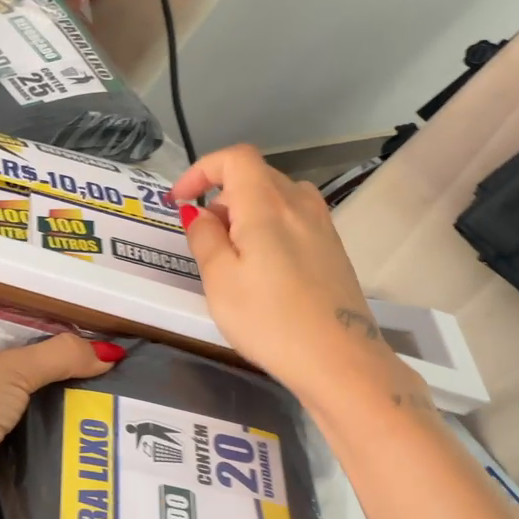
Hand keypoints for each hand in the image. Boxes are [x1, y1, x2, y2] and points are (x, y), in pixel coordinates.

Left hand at [0, 334, 123, 518]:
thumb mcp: (10, 369)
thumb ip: (59, 357)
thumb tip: (108, 353)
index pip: (13, 353)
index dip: (51, 356)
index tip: (94, 364)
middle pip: (24, 391)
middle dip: (61, 394)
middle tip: (110, 398)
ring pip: (30, 426)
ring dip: (61, 428)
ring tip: (112, 426)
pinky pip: (31, 459)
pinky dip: (53, 457)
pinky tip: (90, 457)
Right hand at [171, 145, 420, 410]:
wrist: (339, 359)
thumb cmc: (269, 320)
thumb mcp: (220, 280)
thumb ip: (205, 238)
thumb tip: (199, 214)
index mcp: (267, 205)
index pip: (234, 159)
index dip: (201, 170)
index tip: (179, 199)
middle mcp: (299, 203)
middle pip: (255, 176)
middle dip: (220, 196)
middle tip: (200, 236)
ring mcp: (321, 225)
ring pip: (275, 197)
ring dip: (244, 212)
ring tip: (229, 252)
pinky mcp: (332, 248)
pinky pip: (292, 219)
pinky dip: (267, 227)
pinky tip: (260, 267)